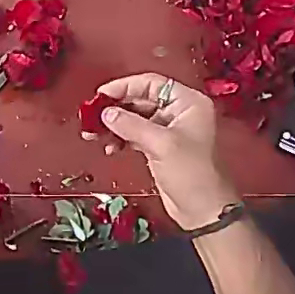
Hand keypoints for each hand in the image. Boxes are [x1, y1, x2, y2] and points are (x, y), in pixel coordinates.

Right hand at [97, 74, 239, 230]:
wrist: (203, 210)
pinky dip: (121, 138)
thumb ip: (131, 125)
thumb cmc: (192, 173)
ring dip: (114, 125)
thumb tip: (105, 112)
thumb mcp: (161, 145)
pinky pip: (136, 134)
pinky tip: (110, 147)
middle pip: (141, 99)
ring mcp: (169, 130)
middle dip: (116, 108)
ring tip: (93, 134)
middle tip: (91, 116)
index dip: (125, 86)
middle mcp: (179, 112)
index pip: (152, 83)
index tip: (101, 95)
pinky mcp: (160, 147)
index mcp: (188, 103)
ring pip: (136, 118)